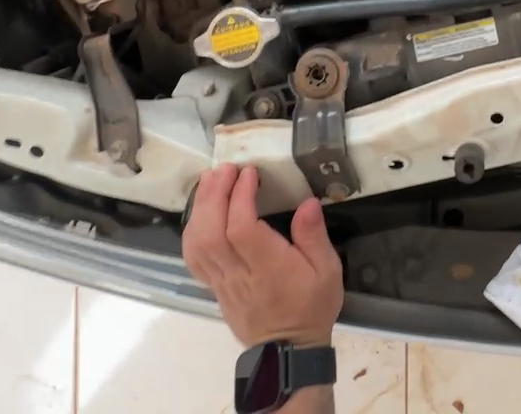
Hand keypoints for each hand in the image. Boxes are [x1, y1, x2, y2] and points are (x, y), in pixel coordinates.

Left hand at [183, 165, 342, 347]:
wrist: (289, 352)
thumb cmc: (312, 306)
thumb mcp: (328, 270)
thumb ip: (314, 236)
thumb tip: (307, 202)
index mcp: (269, 268)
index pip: (242, 229)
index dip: (240, 197)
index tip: (250, 173)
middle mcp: (239, 274)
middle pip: (211, 233)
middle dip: (214, 195)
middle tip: (225, 168)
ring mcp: (222, 282)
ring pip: (196, 245)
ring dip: (200, 208)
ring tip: (211, 181)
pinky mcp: (214, 287)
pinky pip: (193, 258)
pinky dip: (192, 229)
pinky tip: (201, 211)